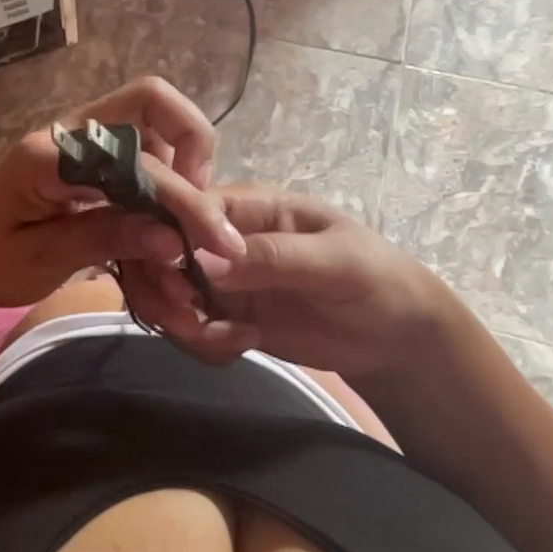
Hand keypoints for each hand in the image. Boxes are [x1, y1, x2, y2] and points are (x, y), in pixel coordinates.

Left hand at [0, 77, 247, 314]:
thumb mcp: (42, 260)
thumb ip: (107, 239)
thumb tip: (175, 238)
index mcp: (48, 154)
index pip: (135, 156)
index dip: (183, 198)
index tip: (218, 243)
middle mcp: (65, 134)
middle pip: (150, 102)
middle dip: (193, 148)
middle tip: (204, 212)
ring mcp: (74, 143)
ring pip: (149, 126)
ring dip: (181, 167)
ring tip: (191, 226)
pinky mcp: (81, 162)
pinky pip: (135, 154)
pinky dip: (162, 183)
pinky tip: (167, 227)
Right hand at [120, 185, 459, 378]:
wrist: (396, 340)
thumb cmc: (375, 279)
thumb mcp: (335, 261)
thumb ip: (273, 257)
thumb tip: (204, 260)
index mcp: (244, 205)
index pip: (183, 204)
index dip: (165, 230)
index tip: (175, 267)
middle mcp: (217, 237)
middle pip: (156, 248)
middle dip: (162, 285)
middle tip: (191, 316)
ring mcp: (215, 278)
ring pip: (161, 291)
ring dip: (178, 320)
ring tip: (225, 340)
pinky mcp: (218, 316)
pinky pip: (182, 327)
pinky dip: (199, 343)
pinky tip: (238, 348)